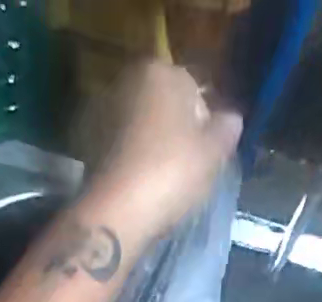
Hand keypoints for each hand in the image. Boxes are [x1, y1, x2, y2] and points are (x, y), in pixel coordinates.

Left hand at [86, 63, 242, 234]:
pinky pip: (125, 151)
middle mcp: (128, 82)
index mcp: (160, 71)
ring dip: (155, 149)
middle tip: (189, 170)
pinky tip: (144, 188)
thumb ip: (226, 129)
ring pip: (144, 130)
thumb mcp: (213, 151)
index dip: (206, 124)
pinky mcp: (90, 146)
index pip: (195, 91)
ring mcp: (105, 113)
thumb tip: (231, 119)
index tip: (208, 154)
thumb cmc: (172, 171)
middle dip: (178, 133)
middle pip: (166, 108)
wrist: (119, 211)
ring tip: (166, 184)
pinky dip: (135, 163)